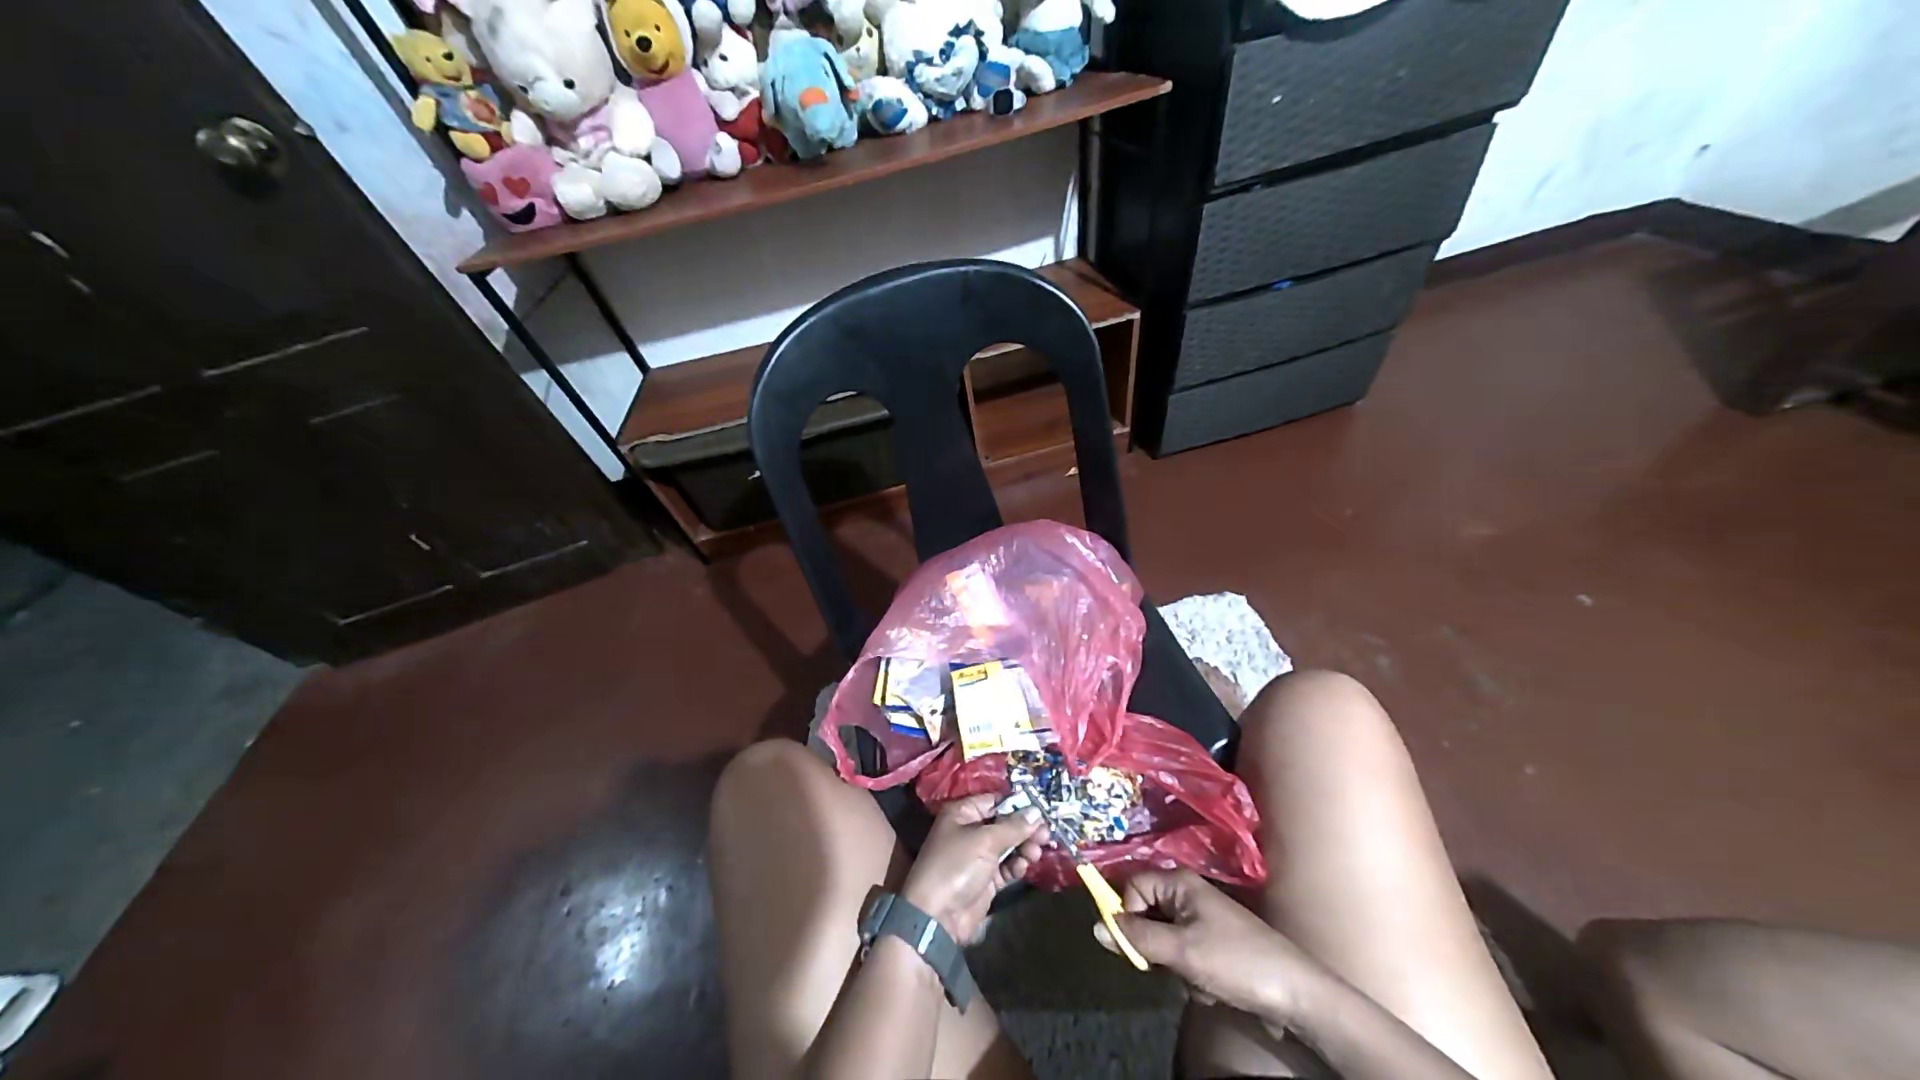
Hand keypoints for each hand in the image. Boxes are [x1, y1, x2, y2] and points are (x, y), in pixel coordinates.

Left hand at [899, 793, 1048, 943]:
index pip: (994, 801)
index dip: (1017, 805)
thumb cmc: (957, 866)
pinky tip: (1022, 867)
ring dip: (1023, 848)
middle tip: (1046, 835)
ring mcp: (977, 856)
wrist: (938, 916)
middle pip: (1004, 824)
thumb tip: (1036, 811)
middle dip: (1025, 829)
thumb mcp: (985, 841)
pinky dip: (1016, 865)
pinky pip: (1006, 866)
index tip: (1041, 810)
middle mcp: (969, 831)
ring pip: (1008, 846)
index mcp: (962, 814)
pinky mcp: (985, 879)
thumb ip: (1013, 826)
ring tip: (1035, 853)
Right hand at [1095, 869, 1330, 1028]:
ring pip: (1163, 938)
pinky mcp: (1213, 943)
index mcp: (1181, 883)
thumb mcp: (1181, 952)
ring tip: (1195, 978)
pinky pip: (1182, 953)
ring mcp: (1202, 919)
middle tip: (1168, 965)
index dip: (1127, 915)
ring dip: (1171, 963)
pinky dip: (1188, 972)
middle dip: (1152, 945)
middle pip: (1146, 912)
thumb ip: (1137, 938)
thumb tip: (1097, 926)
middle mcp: (1188, 894)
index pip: (1133, 887)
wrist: (1297, 993)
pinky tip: (1209, 986)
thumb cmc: (1236, 962)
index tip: (1134, 947)